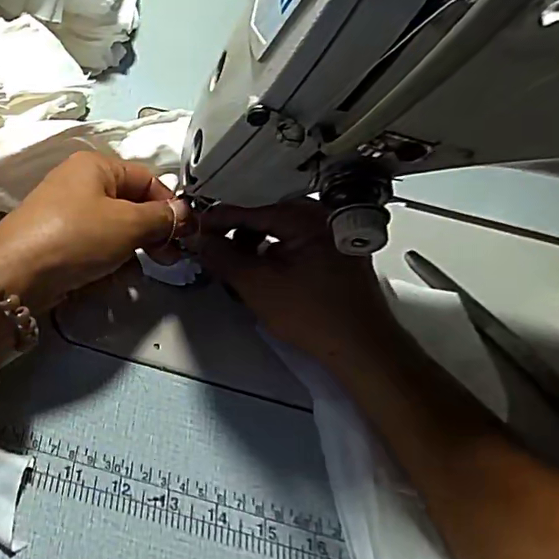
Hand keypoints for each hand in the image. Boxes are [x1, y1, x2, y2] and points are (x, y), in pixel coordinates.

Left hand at [0, 150, 189, 311]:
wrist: (15, 275)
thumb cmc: (75, 237)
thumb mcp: (127, 224)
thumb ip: (162, 218)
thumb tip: (185, 214)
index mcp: (94, 166)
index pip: (146, 179)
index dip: (169, 206)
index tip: (185, 234)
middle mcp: (77, 185)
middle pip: (129, 207)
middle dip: (150, 234)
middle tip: (167, 259)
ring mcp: (63, 216)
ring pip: (112, 233)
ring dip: (127, 255)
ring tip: (128, 274)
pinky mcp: (54, 244)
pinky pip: (91, 250)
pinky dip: (103, 265)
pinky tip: (105, 282)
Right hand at [192, 199, 397, 368]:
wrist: (361, 347)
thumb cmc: (321, 318)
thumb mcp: (256, 285)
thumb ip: (222, 257)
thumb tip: (202, 241)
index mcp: (308, 219)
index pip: (250, 210)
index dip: (218, 221)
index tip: (198, 229)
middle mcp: (324, 221)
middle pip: (265, 219)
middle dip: (236, 237)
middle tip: (213, 251)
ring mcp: (333, 238)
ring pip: (279, 234)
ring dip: (254, 249)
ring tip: (238, 272)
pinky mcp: (335, 257)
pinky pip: (295, 247)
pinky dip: (274, 258)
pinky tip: (262, 279)